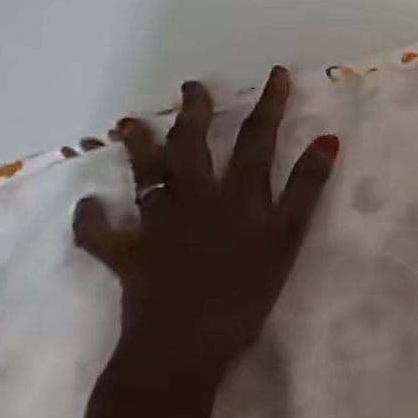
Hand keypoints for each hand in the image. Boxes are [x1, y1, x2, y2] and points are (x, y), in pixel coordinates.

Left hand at [73, 67, 338, 376]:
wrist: (184, 343)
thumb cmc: (249, 286)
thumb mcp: (291, 234)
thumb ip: (307, 185)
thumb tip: (327, 139)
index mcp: (238, 193)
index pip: (258, 138)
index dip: (269, 104)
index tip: (276, 74)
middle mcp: (196, 199)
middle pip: (195, 147)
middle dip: (197, 114)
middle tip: (192, 86)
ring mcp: (158, 226)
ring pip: (147, 178)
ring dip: (140, 148)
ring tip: (130, 123)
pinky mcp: (129, 256)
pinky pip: (105, 234)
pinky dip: (94, 218)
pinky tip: (90, 204)